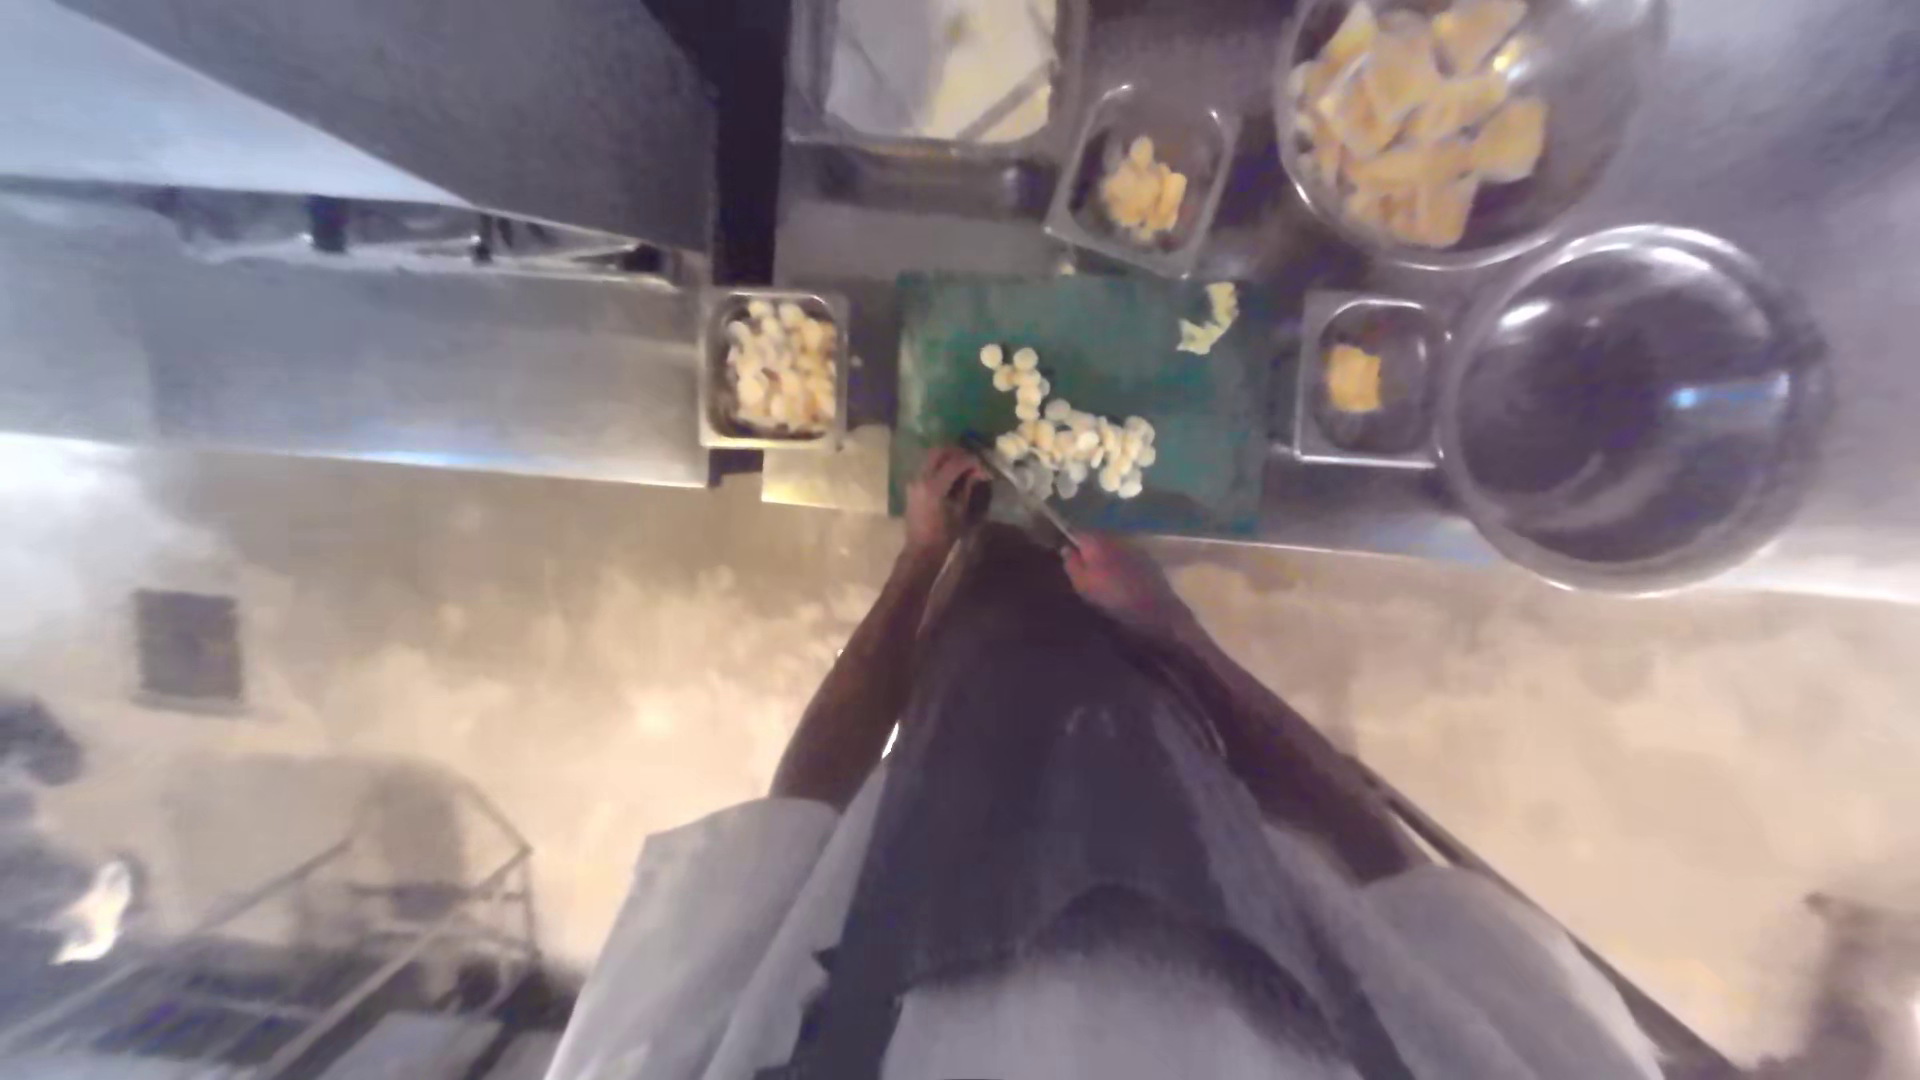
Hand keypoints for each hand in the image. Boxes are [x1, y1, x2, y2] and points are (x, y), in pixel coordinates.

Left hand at [904, 446, 985, 560]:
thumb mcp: (960, 510)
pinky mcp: (912, 485)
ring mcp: (913, 481)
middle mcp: (920, 478)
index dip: (970, 460)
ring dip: (946, 457)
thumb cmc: (944, 535)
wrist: (921, 549)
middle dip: (956, 452)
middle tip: (970, 460)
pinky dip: (938, 465)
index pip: (954, 463)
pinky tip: (950, 474)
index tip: (981, 464)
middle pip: (938, 452)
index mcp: (933, 487)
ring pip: (930, 457)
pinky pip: (926, 466)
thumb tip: (978, 471)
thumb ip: (967, 487)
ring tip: (961, 465)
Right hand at [1064, 533, 1196, 643]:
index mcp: (1096, 542)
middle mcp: (1115, 537)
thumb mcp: (1082, 585)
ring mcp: (1133, 547)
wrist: (1155, 610)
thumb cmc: (1112, 598)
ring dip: (1106, 555)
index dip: (1070, 542)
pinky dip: (1121, 563)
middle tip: (1084, 566)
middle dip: (1089, 548)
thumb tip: (1066, 548)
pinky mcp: (1147, 558)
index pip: (1077, 532)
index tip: (1067, 555)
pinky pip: (1127, 556)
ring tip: (1102, 573)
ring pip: (1112, 546)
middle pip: (1096, 537)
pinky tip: (1121, 578)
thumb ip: (1071, 564)